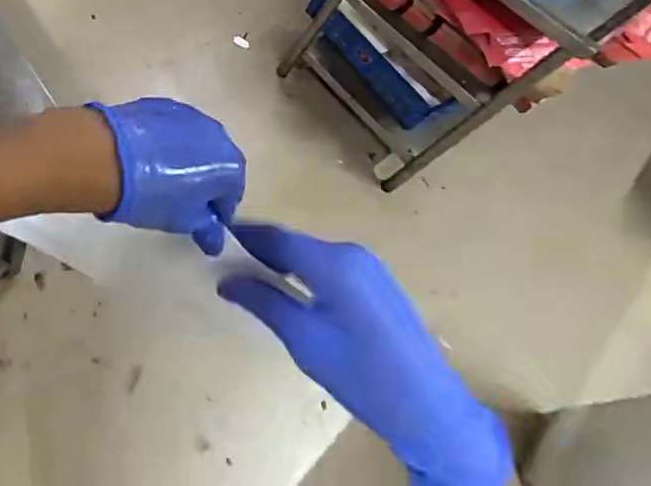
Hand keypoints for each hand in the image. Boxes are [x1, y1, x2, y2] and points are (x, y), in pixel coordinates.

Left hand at [88, 98, 243, 254]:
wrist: (107, 155)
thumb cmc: (154, 194)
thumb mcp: (184, 220)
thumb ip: (207, 228)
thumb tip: (215, 239)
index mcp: (230, 163)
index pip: (230, 195)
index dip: (214, 211)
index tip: (196, 220)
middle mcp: (215, 132)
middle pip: (214, 162)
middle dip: (201, 180)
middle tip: (176, 198)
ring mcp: (186, 113)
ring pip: (191, 142)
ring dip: (182, 158)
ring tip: (155, 175)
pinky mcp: (158, 104)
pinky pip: (168, 127)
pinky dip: (161, 140)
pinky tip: (142, 154)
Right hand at [219, 224, 513, 485]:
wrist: (435, 414)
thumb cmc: (364, 377)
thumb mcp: (304, 340)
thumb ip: (263, 302)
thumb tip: (226, 280)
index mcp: (334, 262)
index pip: (276, 236)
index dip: (243, 236)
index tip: (215, 240)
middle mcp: (352, 253)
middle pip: (294, 242)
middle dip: (261, 250)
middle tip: (230, 263)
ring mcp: (370, 266)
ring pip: (312, 253)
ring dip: (283, 261)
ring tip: (255, 278)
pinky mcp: (379, 282)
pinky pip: (331, 265)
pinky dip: (306, 271)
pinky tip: (294, 292)